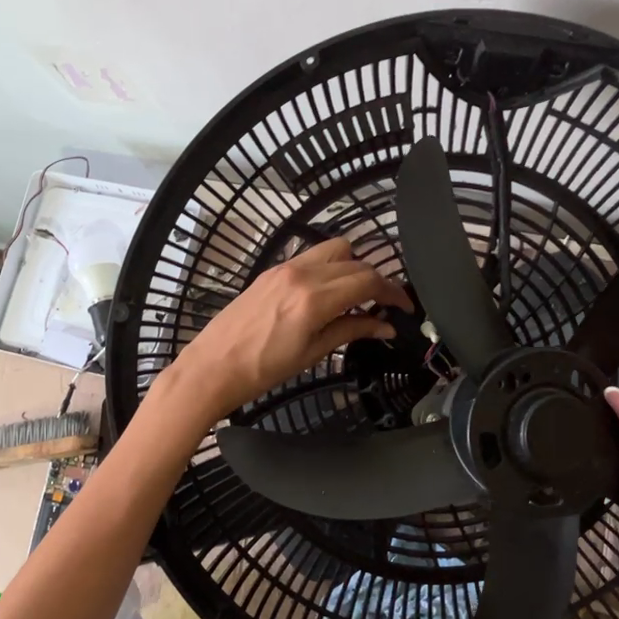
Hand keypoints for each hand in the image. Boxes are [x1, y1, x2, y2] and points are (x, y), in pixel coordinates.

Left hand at [168, 238, 410, 418]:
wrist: (213, 367)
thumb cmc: (262, 369)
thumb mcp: (313, 353)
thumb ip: (351, 331)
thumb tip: (385, 326)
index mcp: (315, 298)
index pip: (368, 281)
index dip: (393, 292)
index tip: (405, 307)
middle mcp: (302, 273)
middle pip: (355, 261)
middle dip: (376, 280)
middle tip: (384, 305)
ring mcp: (284, 268)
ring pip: (334, 249)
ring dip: (353, 266)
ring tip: (357, 295)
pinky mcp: (271, 271)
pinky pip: (311, 257)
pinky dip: (330, 267)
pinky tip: (329, 293)